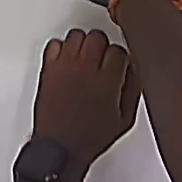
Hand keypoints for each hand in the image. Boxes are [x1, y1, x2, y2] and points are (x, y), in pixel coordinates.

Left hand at [33, 29, 140, 165]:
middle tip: (101, 59)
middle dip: (102, 46)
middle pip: (97, 36)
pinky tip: (67, 61)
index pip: (118, 50)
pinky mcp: (48, 67)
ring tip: (84, 59)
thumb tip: (134, 69)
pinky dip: (60, 48)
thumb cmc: (89, 136)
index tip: (118, 64)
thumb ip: (132, 89)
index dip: (120, 56)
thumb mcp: (124, 119)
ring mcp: (64, 66)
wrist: (59, 147)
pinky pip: (54, 43)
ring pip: (76, 35)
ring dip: (82, 44)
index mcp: (106, 82)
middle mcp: (84, 69)